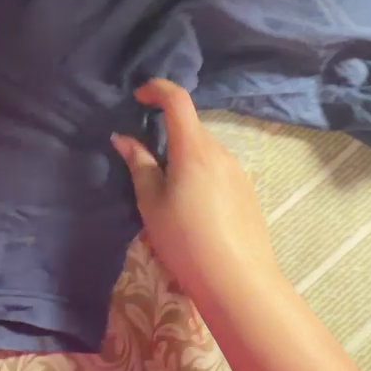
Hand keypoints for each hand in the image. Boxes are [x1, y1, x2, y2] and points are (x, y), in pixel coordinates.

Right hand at [112, 78, 280, 297]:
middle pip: (189, 127)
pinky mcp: (247, 191)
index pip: (177, 99)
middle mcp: (219, 151)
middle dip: (165, 134)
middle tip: (145, 164)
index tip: (138, 98)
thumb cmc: (185, 239)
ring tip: (169, 195)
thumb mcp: (151, 202)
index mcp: (193, 148)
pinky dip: (200, 174)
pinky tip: (194, 211)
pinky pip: (217, 169)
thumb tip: (123, 138)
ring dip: (183, 157)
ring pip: (203, 150)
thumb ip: (138, 164)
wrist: (239, 281)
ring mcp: (237, 171)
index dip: (156, 89)